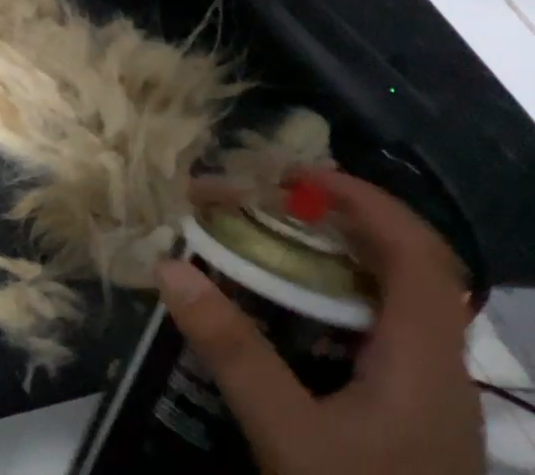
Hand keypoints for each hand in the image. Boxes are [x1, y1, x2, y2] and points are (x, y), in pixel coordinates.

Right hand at [155, 167, 481, 474]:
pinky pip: (377, 329)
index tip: (296, 173)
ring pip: (394, 300)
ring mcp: (426, 389)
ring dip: (334, 257)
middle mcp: (437, 365)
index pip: (417, 257)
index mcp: (424, 361)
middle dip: (341, 221)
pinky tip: (282, 305)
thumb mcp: (287, 431)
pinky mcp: (406, 408)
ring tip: (266, 238)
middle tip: (267, 199)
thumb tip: (167, 266)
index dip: (366, 203)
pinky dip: (331, 296)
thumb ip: (233, 351)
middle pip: (410, 270)